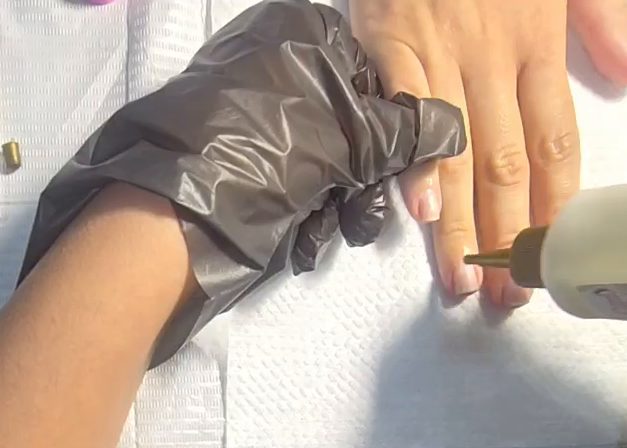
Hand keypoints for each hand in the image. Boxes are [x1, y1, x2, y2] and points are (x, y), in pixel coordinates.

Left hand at [22, 0, 464, 364]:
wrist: (175, 215)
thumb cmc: (265, 155)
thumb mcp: (343, 136)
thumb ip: (402, 131)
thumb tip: (451, 128)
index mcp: (298, 30)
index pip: (373, 73)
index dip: (393, 129)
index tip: (400, 171)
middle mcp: (272, 63)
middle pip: (346, 121)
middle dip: (361, 178)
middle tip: (364, 216)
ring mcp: (248, 115)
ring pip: (319, 162)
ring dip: (332, 206)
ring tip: (322, 231)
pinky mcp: (232, 163)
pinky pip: (286, 183)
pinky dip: (299, 215)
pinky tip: (297, 237)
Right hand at [351, 0, 626, 306]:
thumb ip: (602, 17)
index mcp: (539, 43)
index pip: (554, 144)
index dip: (552, 208)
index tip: (550, 260)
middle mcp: (496, 58)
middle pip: (506, 167)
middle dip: (505, 238)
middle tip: (503, 300)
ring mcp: (446, 52)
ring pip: (459, 152)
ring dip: (459, 224)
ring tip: (459, 279)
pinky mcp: (397, 41)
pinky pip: (408, 110)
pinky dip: (414, 159)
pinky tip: (417, 209)